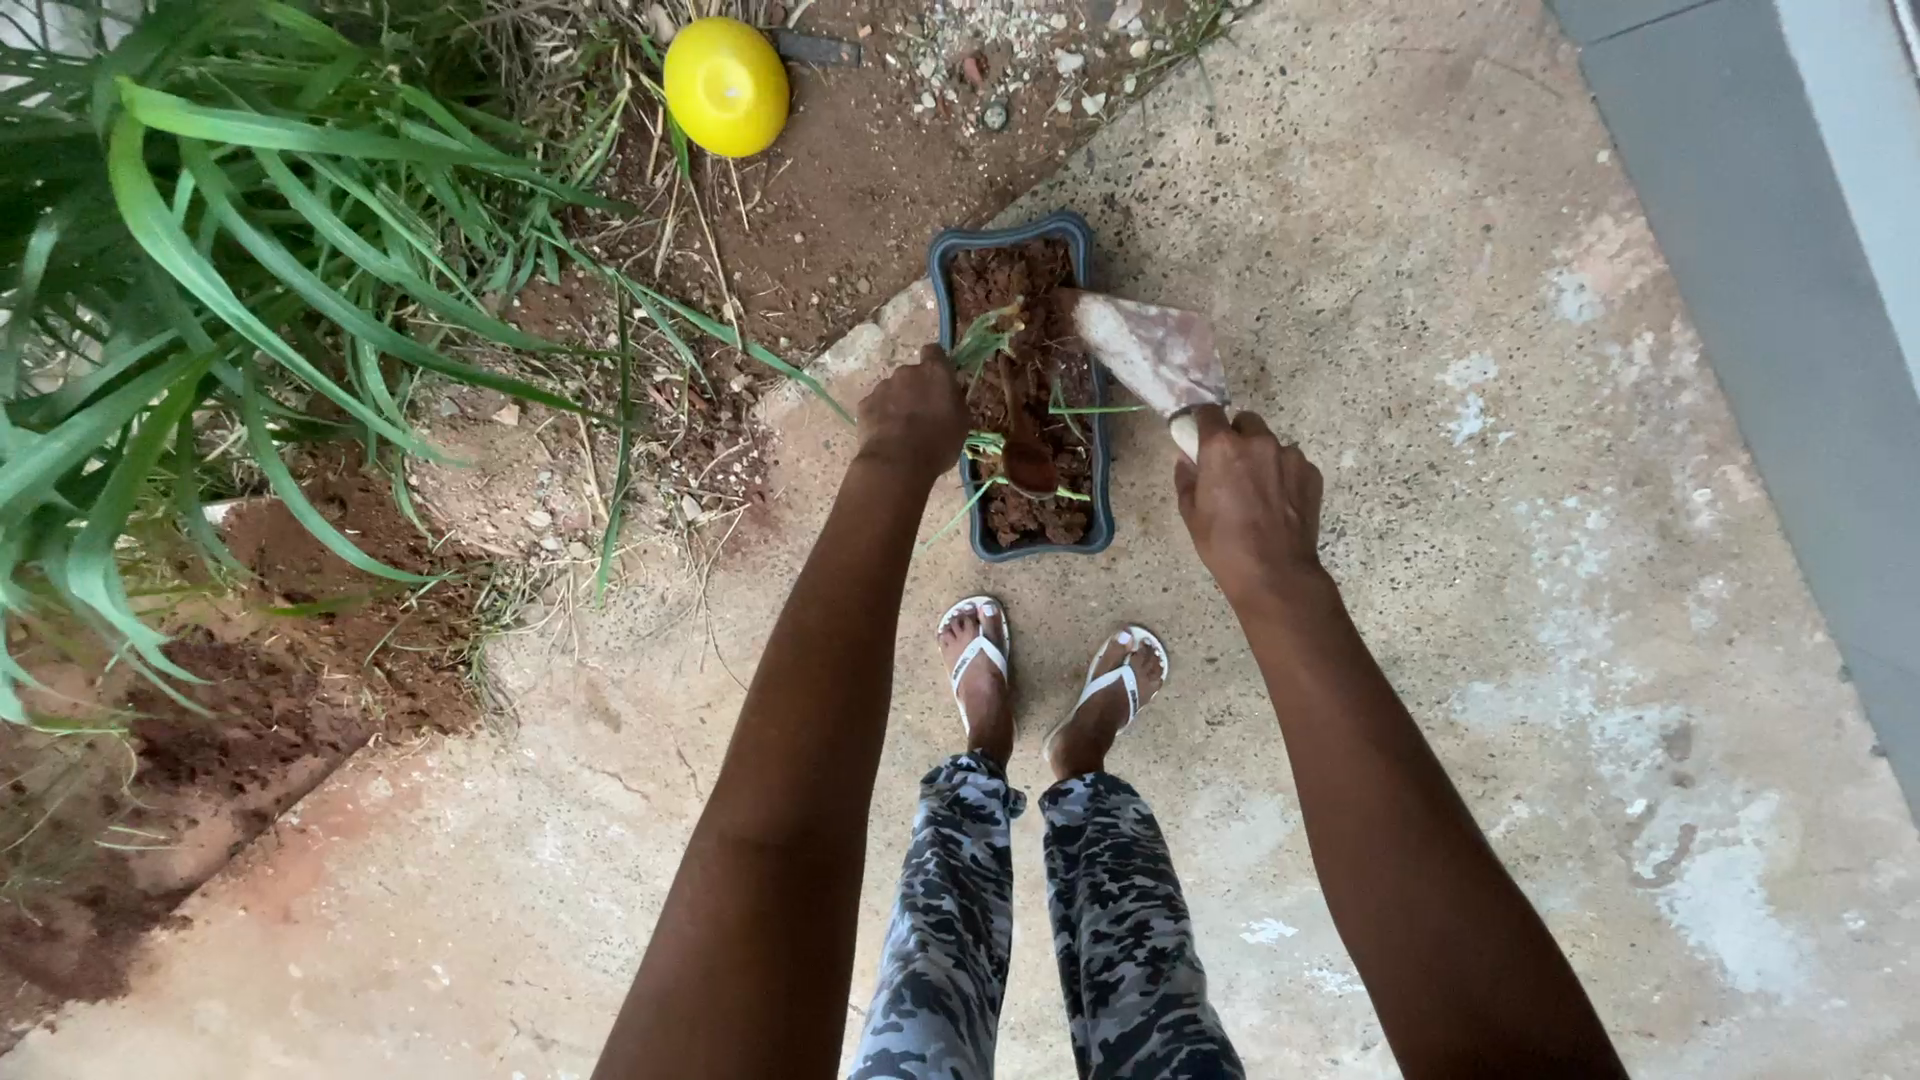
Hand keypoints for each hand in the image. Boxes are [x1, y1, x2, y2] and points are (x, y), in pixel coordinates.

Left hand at [853, 344, 969, 484]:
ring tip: (901, 430)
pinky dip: (881, 416)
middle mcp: (907, 373)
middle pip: (912, 374)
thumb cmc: (938, 443)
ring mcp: (883, 387)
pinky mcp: (865, 404)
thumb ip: (955, 400)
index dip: (936, 362)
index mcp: (935, 373)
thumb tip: (949, 394)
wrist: (898, 463)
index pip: (934, 351)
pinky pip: (876, 406)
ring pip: (892, 390)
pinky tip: (886, 435)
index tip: (938, 379)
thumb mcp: (962, 423)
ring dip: (897, 403)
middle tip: (921, 414)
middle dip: (915, 389)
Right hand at [1174, 405, 1327, 609]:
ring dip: (1261, 456)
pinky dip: (1283, 474)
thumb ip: (1187, 478)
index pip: (1209, 412)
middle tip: (1231, 466)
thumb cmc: (1223, 544)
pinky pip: (1292, 462)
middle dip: (1236, 437)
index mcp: (1221, 448)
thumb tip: (1186, 460)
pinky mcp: (1311, 472)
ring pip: (1270, 443)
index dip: (1202, 421)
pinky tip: (1278, 502)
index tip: (1200, 434)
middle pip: (1245, 421)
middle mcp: (1258, 442)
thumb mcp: (1191, 513)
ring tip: (1258, 490)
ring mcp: (1290, 455)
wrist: (1274, 571)